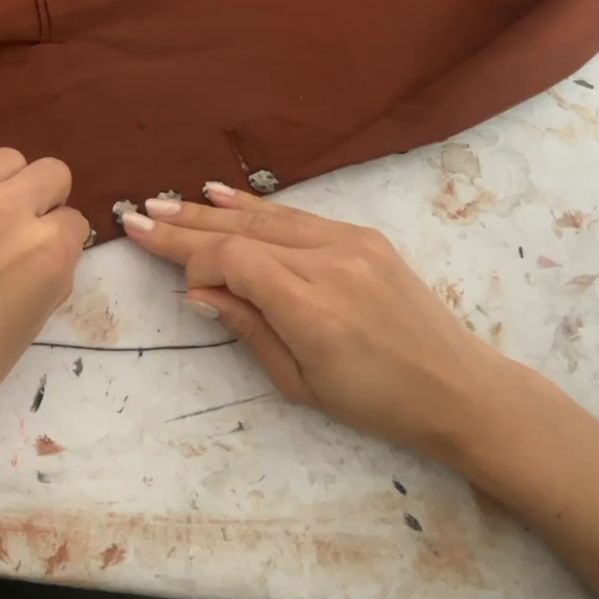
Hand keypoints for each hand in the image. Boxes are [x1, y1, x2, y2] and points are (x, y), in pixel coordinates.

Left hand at [0, 148, 89, 444]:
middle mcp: (10, 209)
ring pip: (9, 160)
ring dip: (10, 186)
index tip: (42, 265)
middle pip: (52, 173)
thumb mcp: (29, 328)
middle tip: (23, 235)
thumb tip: (49, 254)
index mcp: (46, 250)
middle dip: (46, 201)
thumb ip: (50, 278)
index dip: (62, 245)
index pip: (75, 222)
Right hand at [121, 183, 522, 462]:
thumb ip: (246, 328)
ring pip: (264, 217)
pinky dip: (253, 206)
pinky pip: (295, 216)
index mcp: (312, 307)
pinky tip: (220, 195)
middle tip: (138, 215)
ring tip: (167, 202)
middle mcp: (329, 262)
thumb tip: (196, 292)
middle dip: (184, 225)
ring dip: (210, 210)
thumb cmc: (375, 403)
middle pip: (239, 232)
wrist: (460, 388)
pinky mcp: (362, 236)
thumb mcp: (299, 382)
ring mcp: (349, 243)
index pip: (232, 259)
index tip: (162, 265)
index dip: (190, 257)